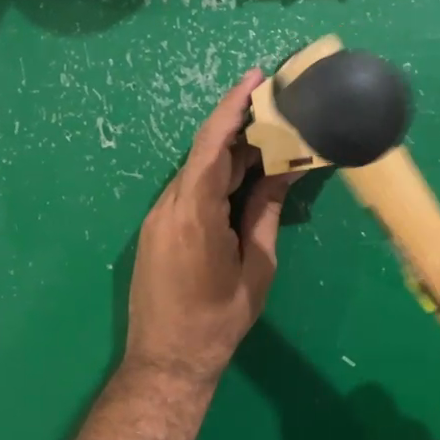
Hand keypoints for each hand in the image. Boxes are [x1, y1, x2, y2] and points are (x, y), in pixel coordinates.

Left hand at [125, 68, 297, 385]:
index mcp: (194, 212)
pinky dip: (214, 178)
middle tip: (277, 112)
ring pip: (195, 172)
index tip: (256, 78)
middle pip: (204, 153)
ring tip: (268, 142)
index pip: (213, 144)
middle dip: (240, 129)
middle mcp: (169, 206)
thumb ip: (265, 212)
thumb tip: (284, 170)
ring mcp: (157, 218)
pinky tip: (241, 178)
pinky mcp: (156, 230)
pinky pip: (187, 192)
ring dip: (229, 155)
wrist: (166, 361)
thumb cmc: (218, 320)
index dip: (234, 106)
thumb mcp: (256, 266)